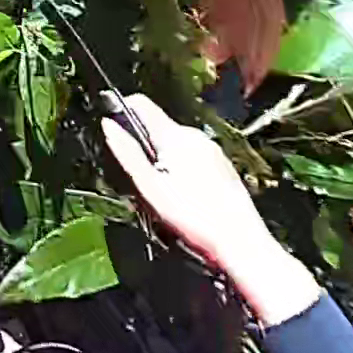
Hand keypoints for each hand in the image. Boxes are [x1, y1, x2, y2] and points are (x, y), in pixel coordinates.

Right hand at [101, 94, 319, 325]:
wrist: (246, 249)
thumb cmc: (193, 219)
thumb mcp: (149, 187)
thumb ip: (126, 151)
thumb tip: (107, 123)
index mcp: (175, 136)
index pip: (141, 103)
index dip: (120, 107)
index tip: (110, 122)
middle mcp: (195, 136)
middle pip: (157, 124)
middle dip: (142, 141)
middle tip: (139, 174)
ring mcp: (213, 151)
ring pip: (175, 141)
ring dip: (162, 155)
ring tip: (163, 189)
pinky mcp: (224, 166)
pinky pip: (192, 153)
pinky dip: (180, 164)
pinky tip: (184, 194)